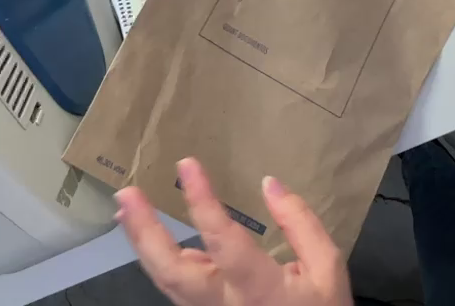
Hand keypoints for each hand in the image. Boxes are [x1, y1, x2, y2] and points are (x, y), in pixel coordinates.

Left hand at [117, 158, 352, 305]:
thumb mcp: (327, 268)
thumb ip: (300, 223)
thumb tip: (270, 183)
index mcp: (257, 290)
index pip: (223, 241)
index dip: (202, 201)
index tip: (187, 164)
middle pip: (173, 272)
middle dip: (146, 232)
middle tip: (126, 194)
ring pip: (166, 281)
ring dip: (143, 242)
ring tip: (126, 208)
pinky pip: (177, 285)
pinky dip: (158, 256)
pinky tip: (150, 235)